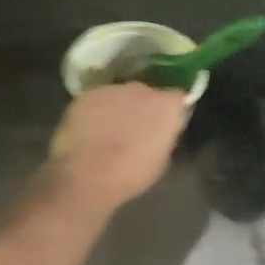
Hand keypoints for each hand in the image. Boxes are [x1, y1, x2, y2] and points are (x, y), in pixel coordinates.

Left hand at [46, 83, 188, 210]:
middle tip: (137, 128)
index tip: (167, 124)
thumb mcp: (162, 159)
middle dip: (144, 107)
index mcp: (166, 106)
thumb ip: (165, 136)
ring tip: (110, 129)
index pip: (178, 98)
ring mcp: (112, 90)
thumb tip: (161, 131)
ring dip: (120, 107)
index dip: (172, 111)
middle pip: (148, 93)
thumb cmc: (132, 173)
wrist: (87, 175)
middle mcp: (142, 89)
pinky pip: (98, 100)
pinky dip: (97, 111)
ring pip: (120, 95)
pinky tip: (91, 129)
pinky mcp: (86, 95)